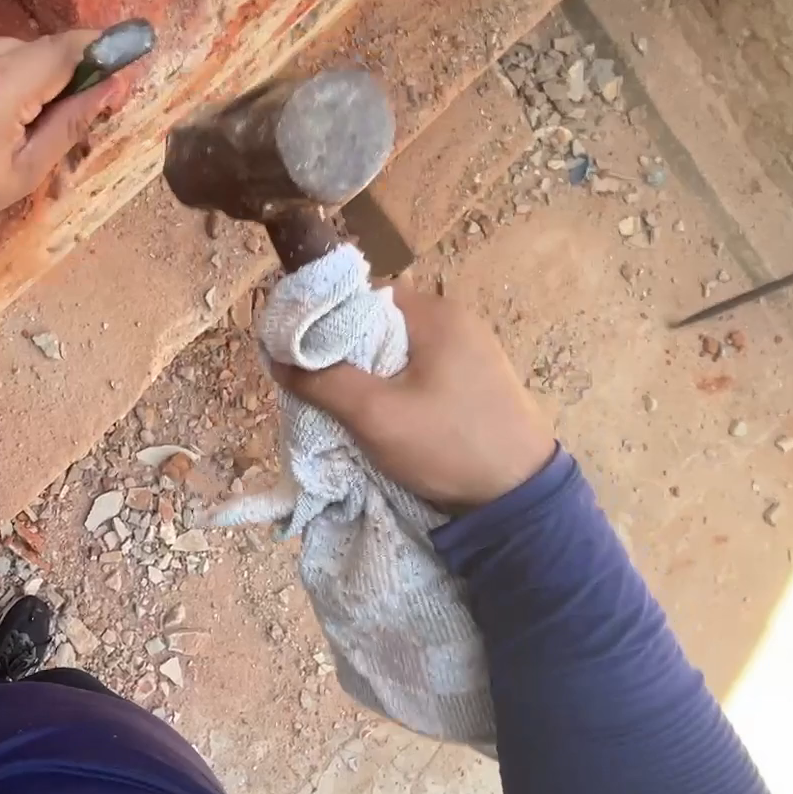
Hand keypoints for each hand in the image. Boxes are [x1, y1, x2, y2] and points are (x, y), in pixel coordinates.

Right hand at [268, 279, 555, 511]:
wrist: (515, 498)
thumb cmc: (446, 445)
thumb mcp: (375, 415)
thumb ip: (323, 382)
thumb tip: (278, 359)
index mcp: (436, 315)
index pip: (363, 295)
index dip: (323, 318)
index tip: (295, 349)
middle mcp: (453, 322)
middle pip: (376, 321)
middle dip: (339, 348)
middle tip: (309, 379)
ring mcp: (465, 352)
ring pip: (392, 349)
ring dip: (361, 370)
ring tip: (334, 398)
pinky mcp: (468, 380)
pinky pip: (412, 369)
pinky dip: (385, 384)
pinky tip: (372, 409)